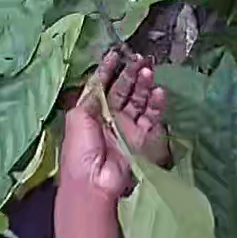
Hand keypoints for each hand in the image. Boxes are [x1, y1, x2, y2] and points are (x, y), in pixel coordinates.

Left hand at [59, 50, 168, 208]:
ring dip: (144, 84)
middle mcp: (110, 116)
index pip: (102, 84)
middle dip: (131, 73)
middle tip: (139, 59)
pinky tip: (158, 91)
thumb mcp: (77, 119)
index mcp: (91, 111)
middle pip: (123, 89)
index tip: (116, 53)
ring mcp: (127, 127)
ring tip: (149, 71)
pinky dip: (156, 103)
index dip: (108, 68)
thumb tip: (99, 82)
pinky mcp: (141, 138)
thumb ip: (89, 97)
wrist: (94, 184)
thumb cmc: (80, 151)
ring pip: (138, 100)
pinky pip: (151, 116)